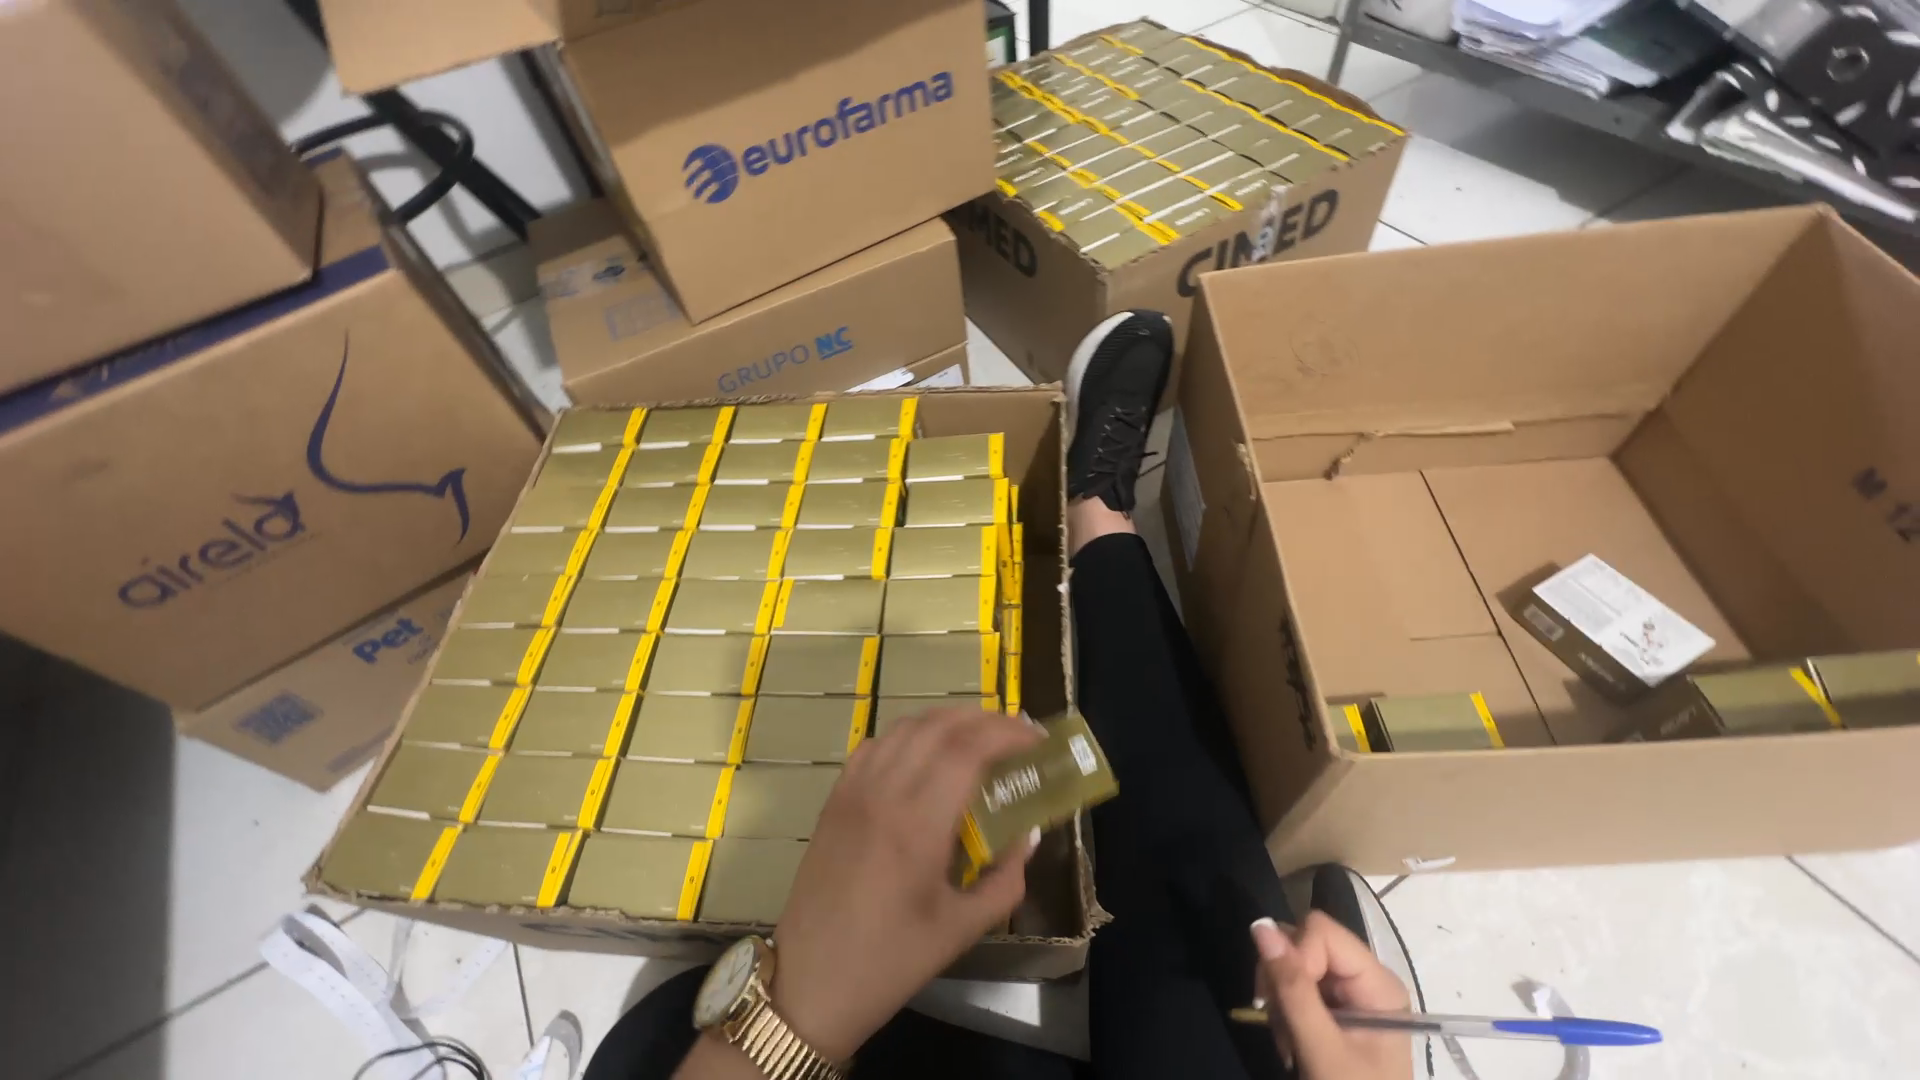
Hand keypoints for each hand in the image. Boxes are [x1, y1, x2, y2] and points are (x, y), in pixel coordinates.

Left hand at [769, 708, 1040, 1062]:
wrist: (808, 983)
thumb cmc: (889, 962)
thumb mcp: (961, 930)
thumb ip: (1005, 880)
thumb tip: (1027, 836)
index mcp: (918, 825)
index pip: (968, 749)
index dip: (1008, 734)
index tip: (1037, 740)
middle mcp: (883, 793)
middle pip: (938, 726)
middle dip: (984, 719)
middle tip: (1016, 734)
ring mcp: (853, 791)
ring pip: (904, 727)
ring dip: (946, 721)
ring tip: (978, 738)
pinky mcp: (834, 799)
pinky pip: (874, 746)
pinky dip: (908, 736)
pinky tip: (924, 756)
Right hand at [1251, 912, 1412, 1079]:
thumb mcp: (1321, 1050)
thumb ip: (1292, 988)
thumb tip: (1259, 924)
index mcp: (1379, 983)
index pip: (1320, 931)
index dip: (1294, 956)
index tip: (1284, 1002)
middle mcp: (1367, 977)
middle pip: (1305, 941)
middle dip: (1281, 977)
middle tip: (1278, 1023)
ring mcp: (1351, 991)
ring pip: (1294, 960)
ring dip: (1279, 995)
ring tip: (1285, 1038)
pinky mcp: (1336, 1006)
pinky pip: (1297, 981)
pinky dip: (1283, 1006)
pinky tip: (1289, 1038)